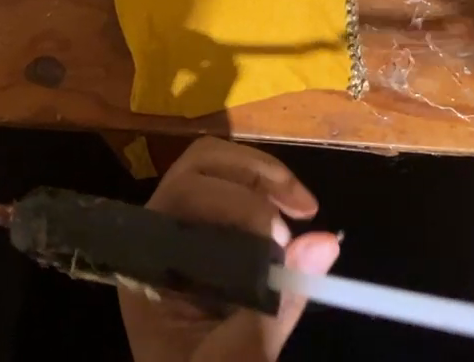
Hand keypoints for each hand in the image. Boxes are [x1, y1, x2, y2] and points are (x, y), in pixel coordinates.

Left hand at [120, 138, 339, 361]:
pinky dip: (266, 189)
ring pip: (216, 166)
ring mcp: (180, 228)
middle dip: (255, 176)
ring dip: (265, 175)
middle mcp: (158, 234)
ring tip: (304, 208)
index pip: (181, 195)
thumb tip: (325, 242)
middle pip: (199, 168)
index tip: (281, 238)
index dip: (234, 202)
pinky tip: (295, 215)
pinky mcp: (207, 229)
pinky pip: (231, 186)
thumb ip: (275, 308)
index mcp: (148, 264)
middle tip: (305, 208)